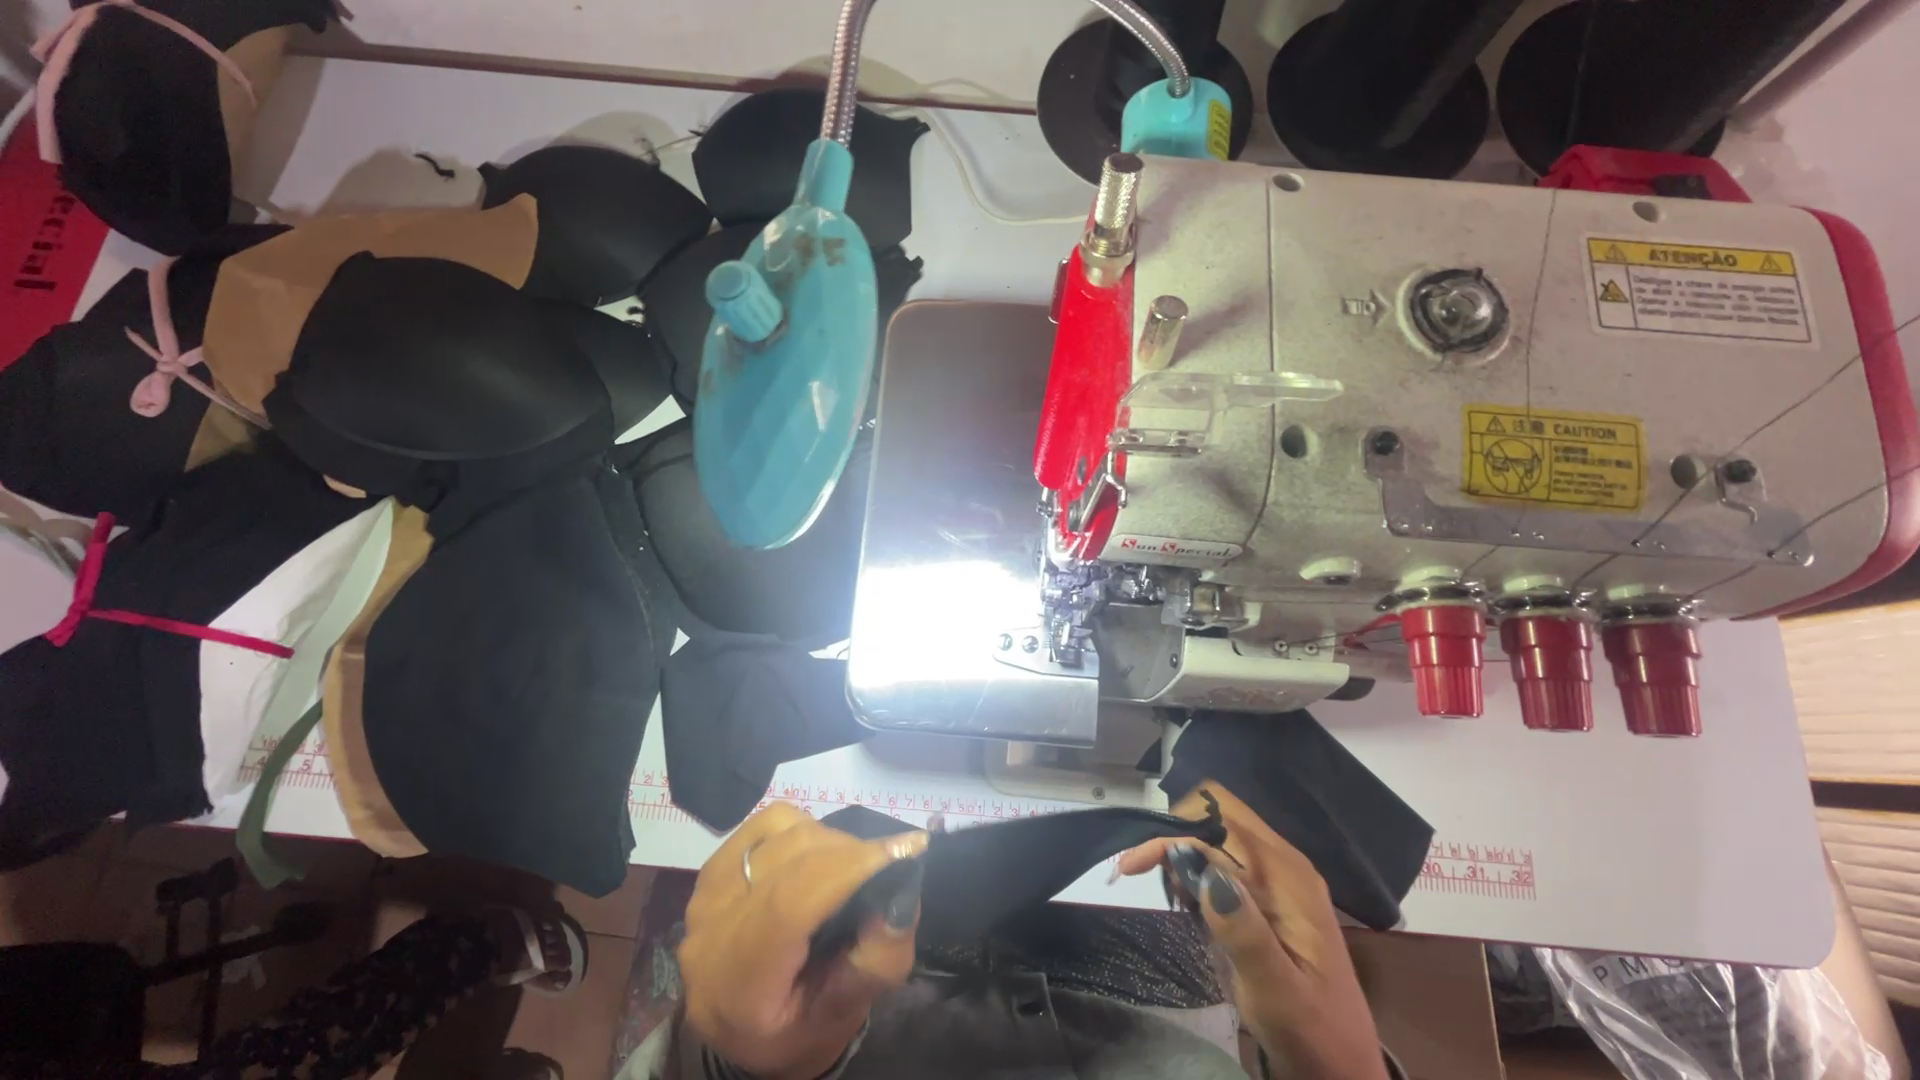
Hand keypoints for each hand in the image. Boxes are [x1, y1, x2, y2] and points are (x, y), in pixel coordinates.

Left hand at [679, 804, 926, 1079]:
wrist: (750, 1032)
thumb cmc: (804, 1025)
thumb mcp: (849, 1010)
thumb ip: (878, 960)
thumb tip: (901, 891)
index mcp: (739, 983)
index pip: (789, 903)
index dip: (850, 866)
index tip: (907, 848)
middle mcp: (711, 931)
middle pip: (791, 856)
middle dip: (853, 852)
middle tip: (886, 868)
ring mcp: (705, 895)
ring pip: (783, 831)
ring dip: (831, 840)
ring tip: (848, 870)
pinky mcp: (712, 869)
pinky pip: (767, 822)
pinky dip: (803, 829)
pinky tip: (816, 859)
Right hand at [1118, 785, 1387, 1079]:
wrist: (1342, 1070)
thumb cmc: (1311, 1033)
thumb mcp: (1276, 991)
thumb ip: (1244, 931)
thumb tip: (1206, 872)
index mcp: (1289, 877)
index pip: (1223, 823)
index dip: (1175, 834)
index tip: (1133, 867)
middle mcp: (1284, 865)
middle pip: (1218, 818)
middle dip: (1176, 836)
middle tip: (1146, 877)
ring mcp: (1278, 881)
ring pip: (1218, 837)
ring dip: (1183, 856)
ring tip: (1170, 898)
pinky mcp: (1268, 899)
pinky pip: (1224, 863)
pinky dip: (1196, 873)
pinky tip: (1187, 905)